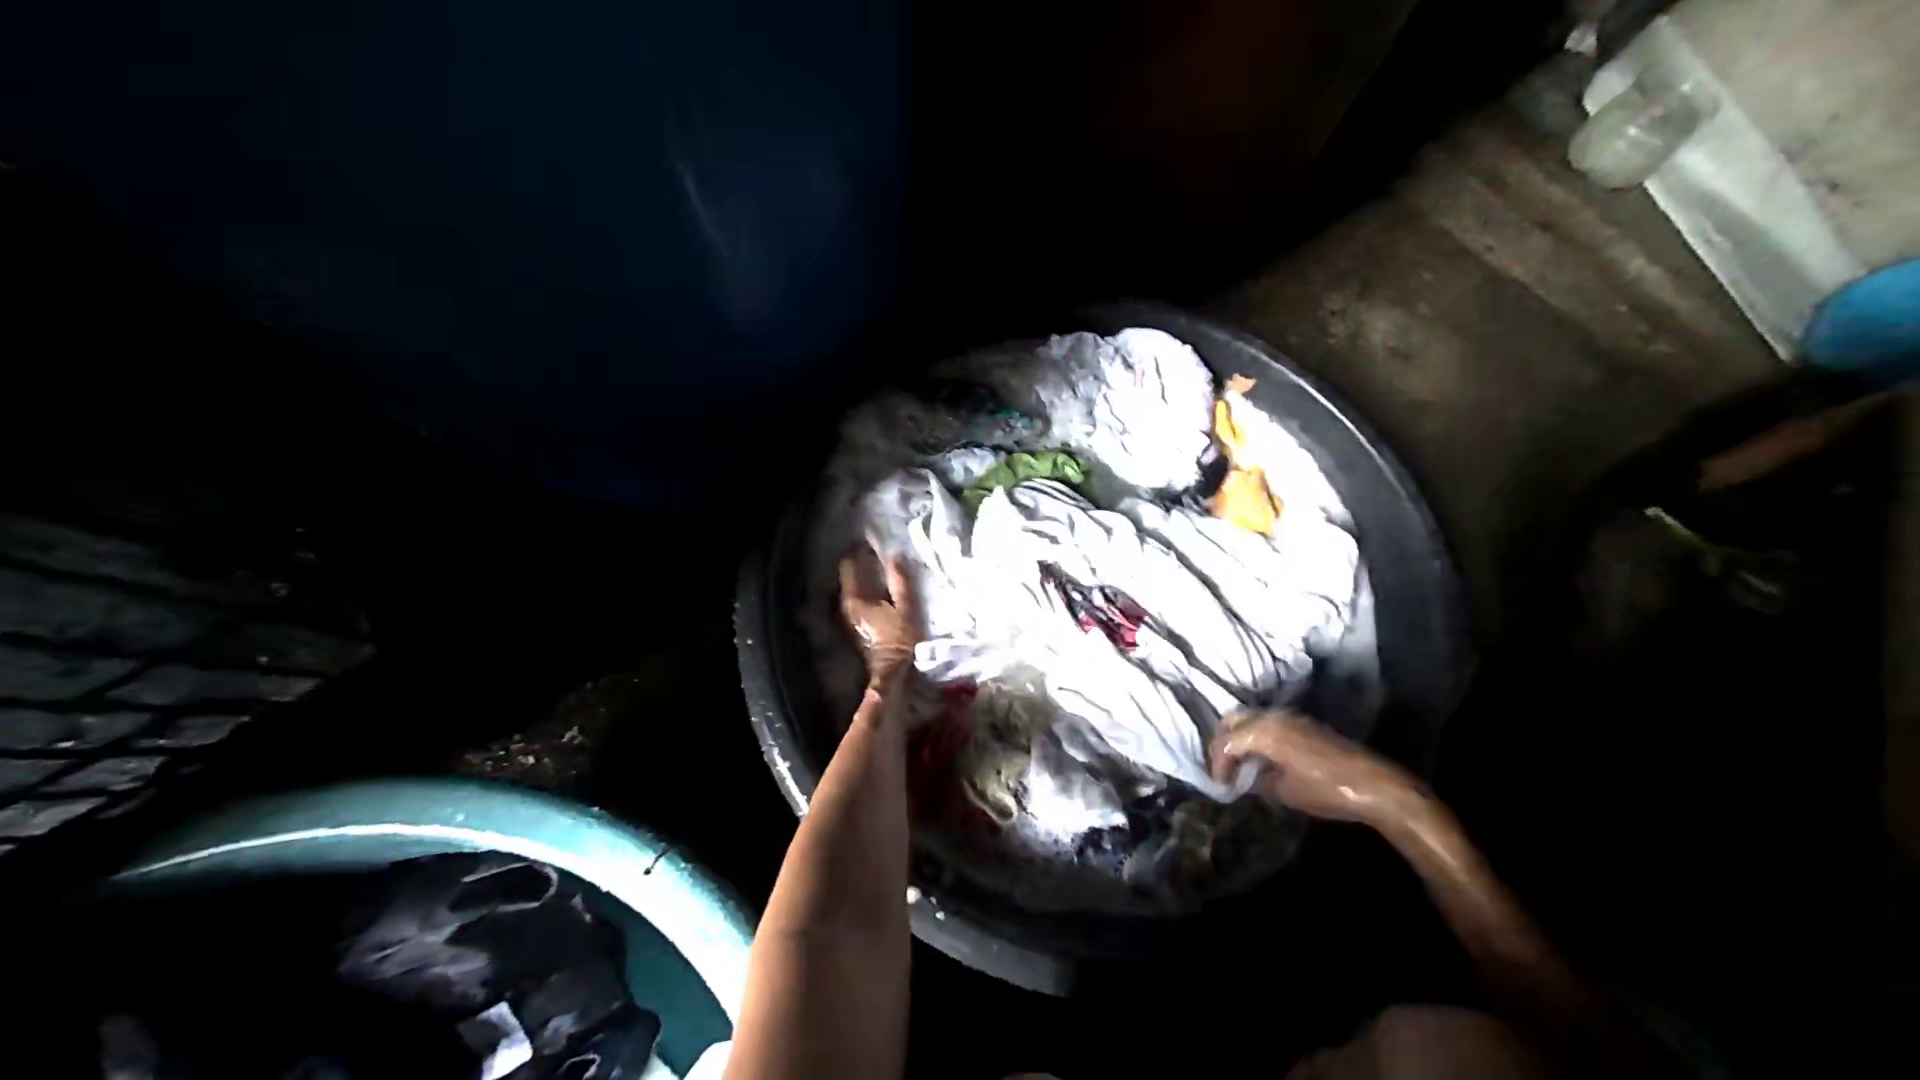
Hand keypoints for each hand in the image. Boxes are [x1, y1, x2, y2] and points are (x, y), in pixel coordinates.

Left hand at [838, 545, 920, 687]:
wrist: (890, 670)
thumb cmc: (899, 639)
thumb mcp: (906, 608)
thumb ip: (901, 581)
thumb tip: (896, 557)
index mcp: (855, 598)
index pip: (848, 565)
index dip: (858, 551)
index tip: (872, 544)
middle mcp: (845, 604)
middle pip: (847, 574)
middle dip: (859, 562)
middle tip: (877, 553)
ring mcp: (846, 615)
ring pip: (850, 586)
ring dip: (861, 575)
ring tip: (878, 568)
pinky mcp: (852, 622)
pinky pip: (854, 596)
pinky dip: (862, 587)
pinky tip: (876, 588)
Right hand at [1210, 710, 1423, 826]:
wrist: (1374, 785)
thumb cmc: (1326, 790)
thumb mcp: (1284, 791)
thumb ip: (1257, 780)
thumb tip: (1246, 777)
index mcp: (1264, 732)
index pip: (1227, 742)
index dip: (1218, 763)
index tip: (1220, 784)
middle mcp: (1273, 717)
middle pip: (1233, 721)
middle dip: (1223, 743)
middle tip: (1223, 768)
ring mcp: (1290, 717)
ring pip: (1250, 719)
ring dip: (1240, 738)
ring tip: (1239, 764)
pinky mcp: (1303, 724)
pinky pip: (1268, 723)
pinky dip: (1257, 737)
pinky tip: (1261, 759)